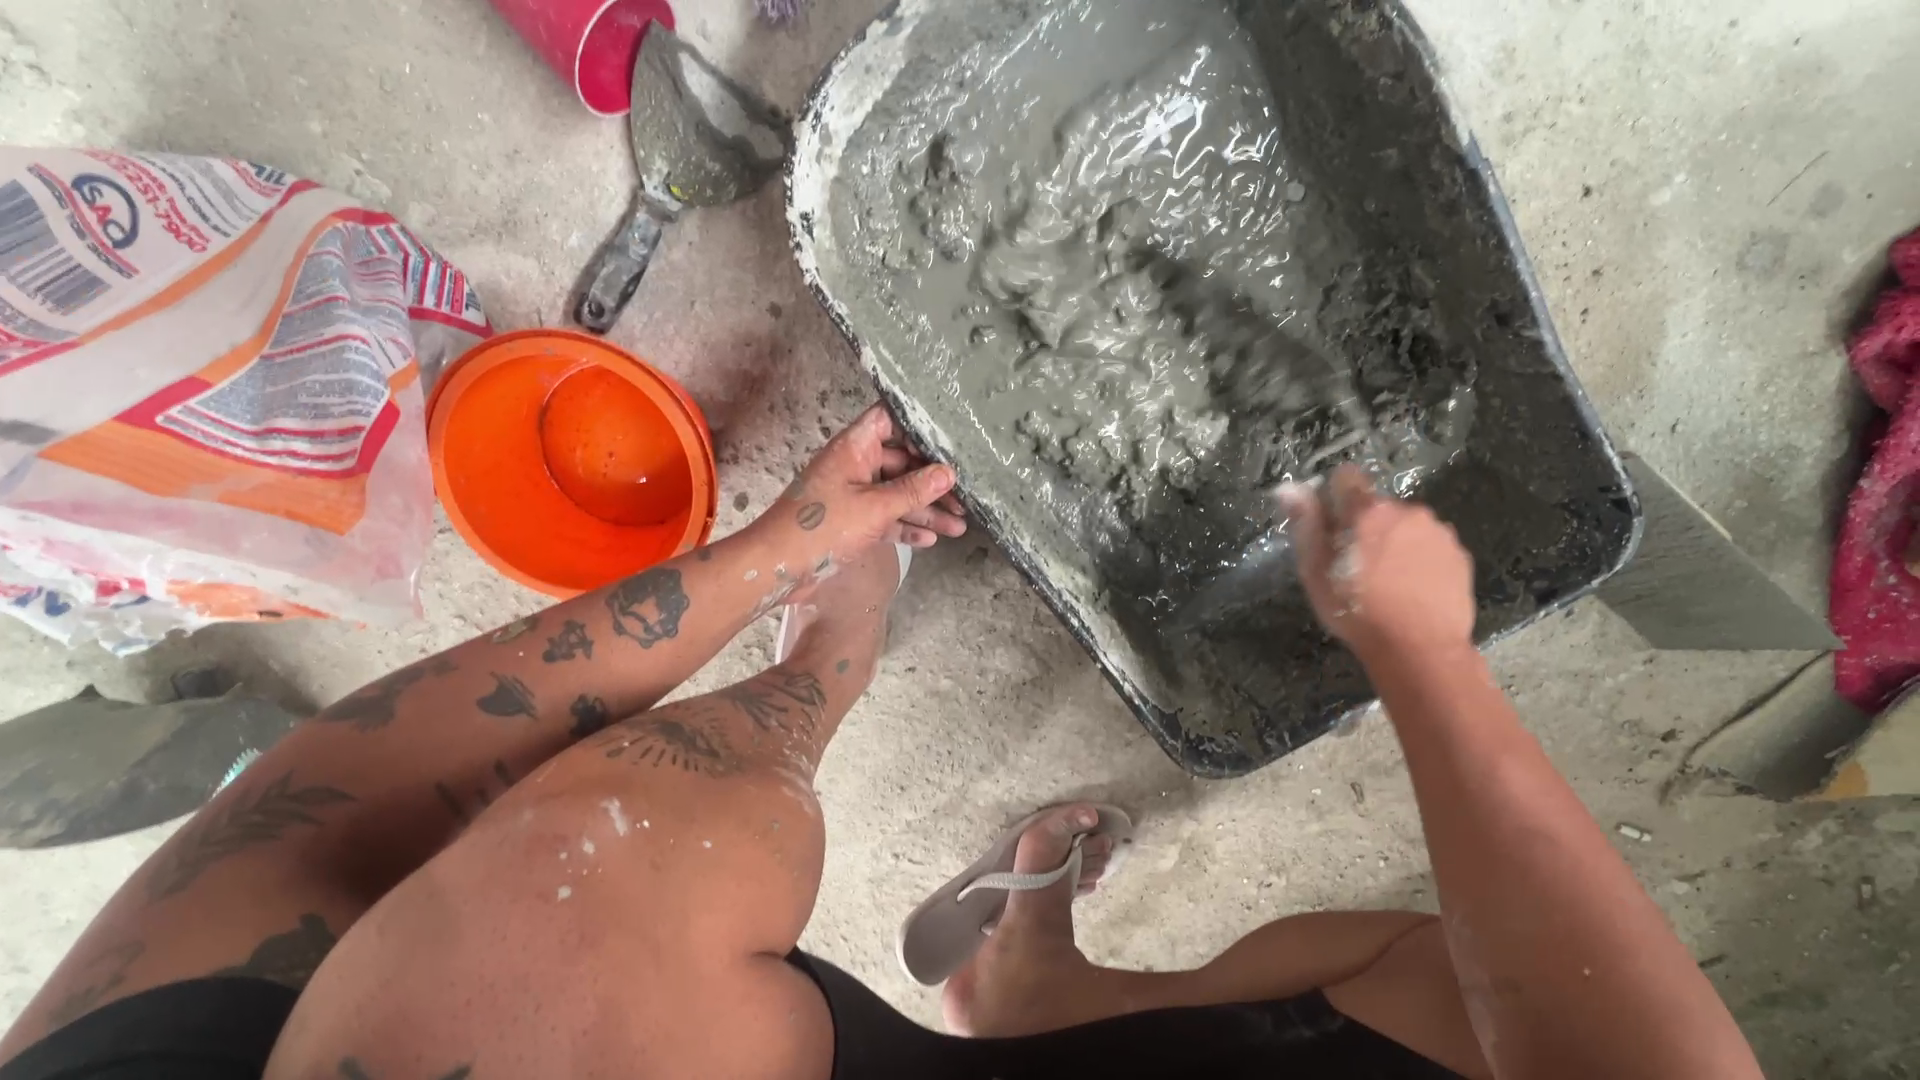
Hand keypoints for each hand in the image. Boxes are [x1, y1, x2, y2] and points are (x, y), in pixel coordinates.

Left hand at [760, 403, 966, 556]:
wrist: (778, 567)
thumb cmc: (821, 528)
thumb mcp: (875, 508)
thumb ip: (913, 490)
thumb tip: (947, 473)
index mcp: (854, 449)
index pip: (888, 421)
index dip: (917, 429)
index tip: (947, 446)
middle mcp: (854, 467)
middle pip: (901, 464)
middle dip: (932, 482)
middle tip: (964, 498)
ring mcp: (852, 496)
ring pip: (896, 496)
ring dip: (926, 511)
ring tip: (959, 527)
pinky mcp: (851, 523)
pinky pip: (885, 519)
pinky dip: (906, 527)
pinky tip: (930, 539)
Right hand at [1278, 464, 1474, 663]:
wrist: (1419, 649)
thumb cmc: (1357, 610)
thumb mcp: (1315, 571)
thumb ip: (1305, 524)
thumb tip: (1289, 488)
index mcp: (1367, 511)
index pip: (1346, 477)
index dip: (1334, 498)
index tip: (1331, 526)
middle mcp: (1407, 511)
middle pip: (1377, 507)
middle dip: (1366, 527)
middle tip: (1357, 565)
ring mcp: (1438, 532)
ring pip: (1406, 526)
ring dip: (1395, 542)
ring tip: (1388, 582)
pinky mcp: (1460, 555)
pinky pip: (1431, 546)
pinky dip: (1420, 559)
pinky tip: (1412, 589)